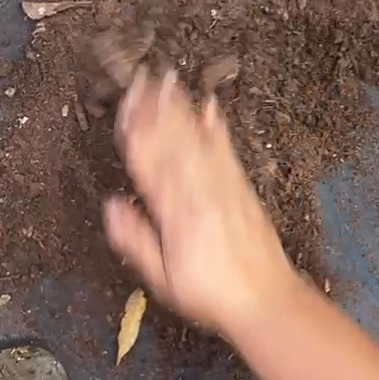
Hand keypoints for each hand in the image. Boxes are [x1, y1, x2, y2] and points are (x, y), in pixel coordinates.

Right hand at [103, 70, 306, 335]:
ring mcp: (223, 186)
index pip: (148, 163)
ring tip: (168, 80)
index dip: (135, 131)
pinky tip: (210, 106)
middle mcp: (199, 192)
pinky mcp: (242, 187)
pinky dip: (216, 126)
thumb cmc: (209, 293)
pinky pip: (226, 150)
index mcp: (175, 213)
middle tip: (141, 77)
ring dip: (180, 108)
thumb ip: (136, 240)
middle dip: (154, 108)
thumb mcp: (162, 278)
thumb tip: (111, 206)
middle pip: (171, 141)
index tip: (123, 104)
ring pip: (195, 139)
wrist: (267, 302)